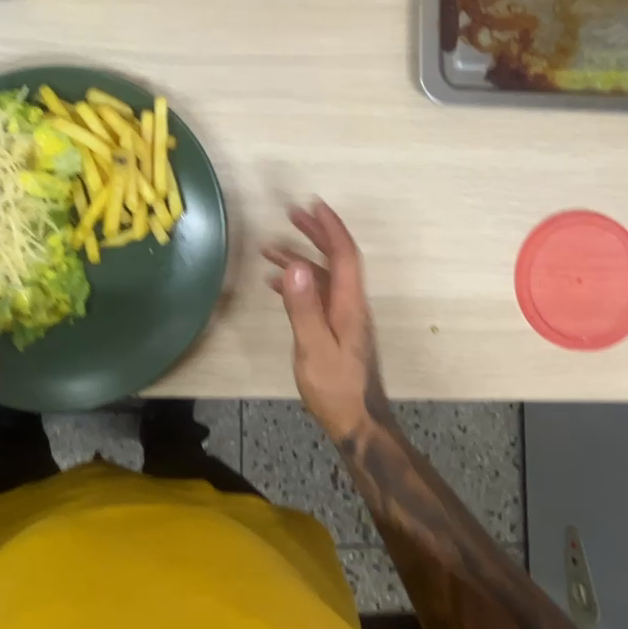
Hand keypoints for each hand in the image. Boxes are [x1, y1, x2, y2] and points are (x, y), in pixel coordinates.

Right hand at [263, 200, 386, 440]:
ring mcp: (345, 318)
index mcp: (349, 304)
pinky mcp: (337, 330)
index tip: (313, 205)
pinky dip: (299, 283)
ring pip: (324, 277)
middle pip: (337, 260)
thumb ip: (303, 307)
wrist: (357, 422)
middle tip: (292, 214)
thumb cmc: (335, 388)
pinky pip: (318, 295)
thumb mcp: (313, 347)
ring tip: (270, 249)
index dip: (330, 228)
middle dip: (316, 234)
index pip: (344, 255)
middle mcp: (351, 304)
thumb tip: (296, 267)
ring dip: (301, 259)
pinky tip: (277, 285)